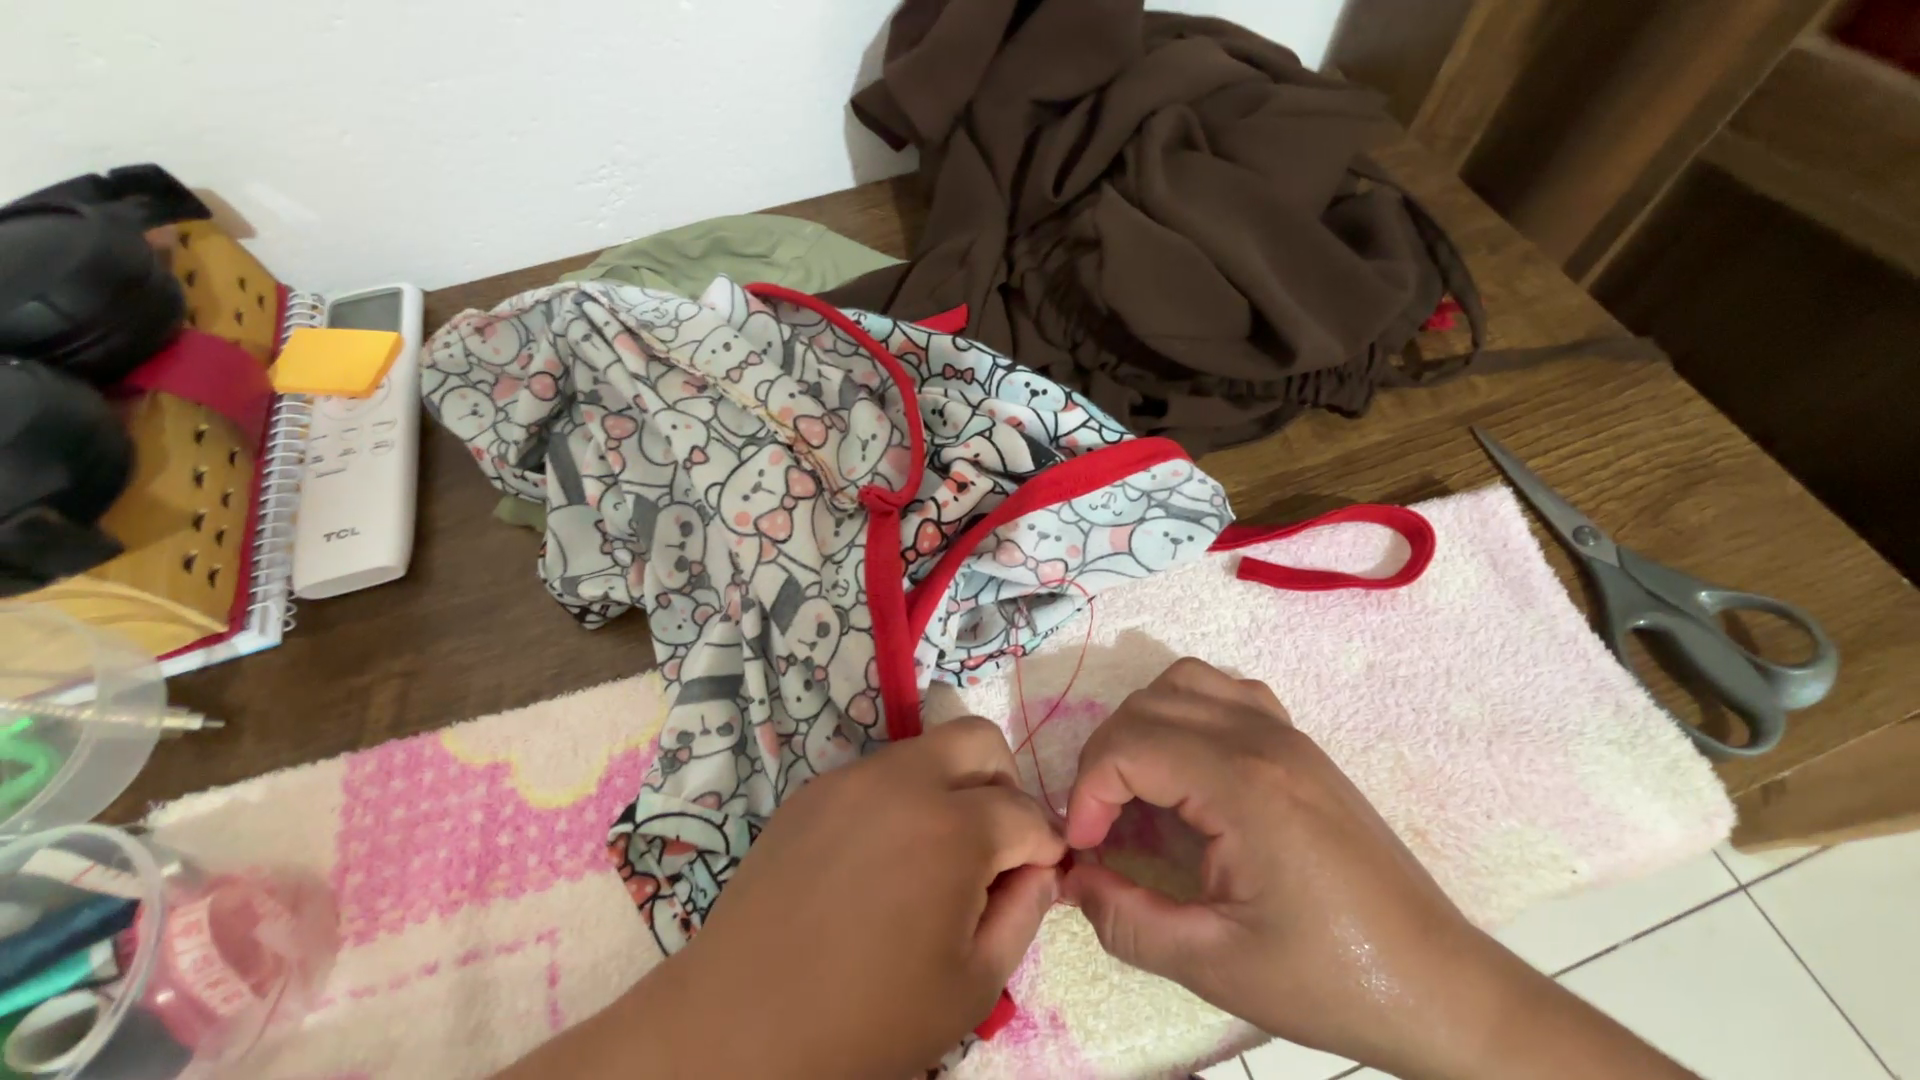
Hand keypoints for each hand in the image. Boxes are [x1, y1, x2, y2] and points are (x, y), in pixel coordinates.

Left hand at [513, 717, 1066, 1079]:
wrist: (740, 1026)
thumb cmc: (867, 1020)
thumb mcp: (972, 986)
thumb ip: (1023, 913)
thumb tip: (1038, 869)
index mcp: (952, 829)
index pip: (1028, 811)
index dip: (1045, 847)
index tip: (1036, 877)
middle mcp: (901, 782)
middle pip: (980, 739)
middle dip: (1005, 784)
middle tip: (996, 843)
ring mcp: (848, 779)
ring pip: (925, 750)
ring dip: (950, 788)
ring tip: (934, 856)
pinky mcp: (810, 791)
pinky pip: (875, 775)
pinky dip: (899, 800)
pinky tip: (879, 860)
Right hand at [1061, 659, 1695, 1079]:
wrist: (1437, 984)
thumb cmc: (1327, 978)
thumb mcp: (1212, 964)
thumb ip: (1124, 920)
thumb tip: (1069, 880)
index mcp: (1241, 786)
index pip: (1128, 746)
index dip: (1087, 792)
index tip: (1086, 848)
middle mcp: (1263, 740)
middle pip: (1147, 706)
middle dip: (1105, 758)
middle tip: (1103, 825)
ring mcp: (1287, 735)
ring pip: (1185, 682)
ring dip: (1143, 725)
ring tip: (1138, 787)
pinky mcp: (1302, 747)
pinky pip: (1228, 692)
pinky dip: (1189, 712)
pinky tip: (1190, 769)